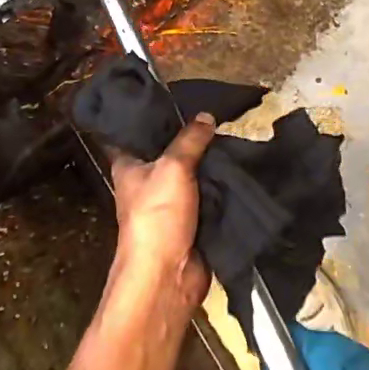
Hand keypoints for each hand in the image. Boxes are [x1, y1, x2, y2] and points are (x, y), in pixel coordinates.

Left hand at [110, 113, 215, 309]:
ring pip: (193, 171)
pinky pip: (209, 194)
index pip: (134, 131)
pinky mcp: (193, 219)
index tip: (172, 94)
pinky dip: (222, 183)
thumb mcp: (173, 167)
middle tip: (214, 108)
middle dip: (190, 134)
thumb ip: (190, 140)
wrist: (169, 276)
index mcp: (129, 165)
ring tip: (233, 128)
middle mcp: (147, 180)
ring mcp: (171, 201)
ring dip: (210, 159)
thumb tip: (206, 116)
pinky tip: (239, 161)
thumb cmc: (157, 216)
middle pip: (170, 149)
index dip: (150, 113)